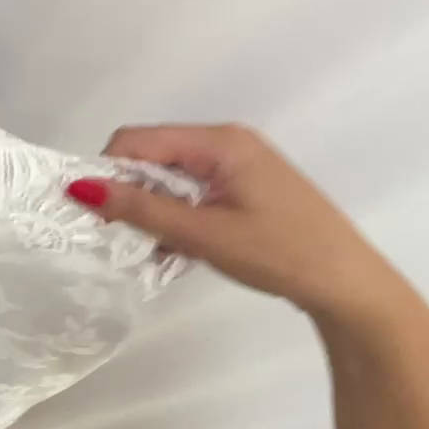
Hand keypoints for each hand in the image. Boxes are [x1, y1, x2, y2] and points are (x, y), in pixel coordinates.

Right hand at [70, 124, 410, 320]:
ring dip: (153, 207)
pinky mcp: (246, 185)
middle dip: (129, 191)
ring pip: (169, 175)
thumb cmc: (279, 254)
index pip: (136, 140)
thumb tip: (77, 187)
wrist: (351, 287)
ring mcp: (239, 163)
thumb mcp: (200, 234)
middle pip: (152, 154)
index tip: (95, 213)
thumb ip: (138, 208)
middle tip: (125, 234)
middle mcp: (227, 142)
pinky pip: (191, 189)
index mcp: (218, 142)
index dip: (106, 171)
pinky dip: (176, 213)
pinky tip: (179, 246)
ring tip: (158, 246)